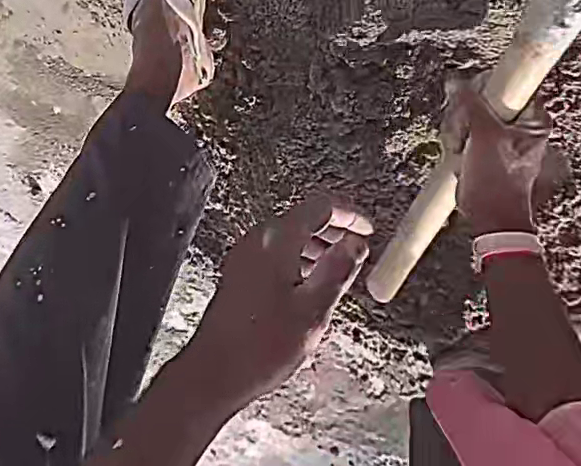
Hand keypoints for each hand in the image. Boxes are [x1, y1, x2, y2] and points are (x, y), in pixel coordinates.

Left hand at [178, 193, 371, 410]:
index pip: (319, 207)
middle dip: (335, 230)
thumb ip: (338, 271)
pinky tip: (311, 283)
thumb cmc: (260, 347)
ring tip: (340, 268)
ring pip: (290, 236)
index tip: (367, 227)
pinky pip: (276, 251)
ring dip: (318, 245)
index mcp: (277, 239)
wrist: (213, 373)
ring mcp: (246, 253)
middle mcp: (259, 238)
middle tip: (358, 247)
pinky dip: (299, 257)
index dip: (349, 215)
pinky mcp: (240, 271)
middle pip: (303, 218)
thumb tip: (356, 244)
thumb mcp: (313, 310)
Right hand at [443, 77, 550, 233]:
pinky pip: (463, 129)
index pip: (507, 82)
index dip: (484, 87)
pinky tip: (457, 153)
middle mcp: (519, 124)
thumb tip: (455, 81)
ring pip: (468, 113)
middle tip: (464, 131)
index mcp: (532, 118)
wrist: (491, 218)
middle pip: (481, 97)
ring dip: (456, 128)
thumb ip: (470, 103)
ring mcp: (499, 135)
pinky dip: (456, 138)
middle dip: (464, 113)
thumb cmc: (498, 179)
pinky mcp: (483, 147)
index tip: (472, 99)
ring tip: (460, 148)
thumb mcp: (484, 134)